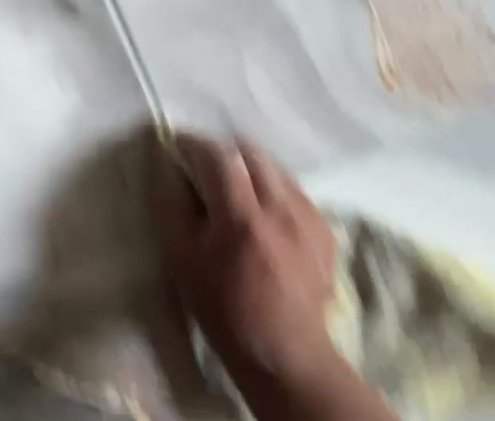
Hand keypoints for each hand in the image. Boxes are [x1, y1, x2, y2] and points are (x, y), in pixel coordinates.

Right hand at [153, 134, 341, 380]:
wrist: (283, 351)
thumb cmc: (223, 306)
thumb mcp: (181, 257)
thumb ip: (172, 205)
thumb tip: (169, 167)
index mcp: (241, 216)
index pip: (217, 155)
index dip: (192, 143)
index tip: (175, 146)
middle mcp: (281, 209)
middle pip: (251, 152)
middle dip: (222, 151)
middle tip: (203, 166)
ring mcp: (309, 219)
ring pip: (276, 168)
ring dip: (250, 167)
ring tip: (233, 188)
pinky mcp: (324, 231)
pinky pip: (295, 190)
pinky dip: (273, 188)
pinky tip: (262, 211)